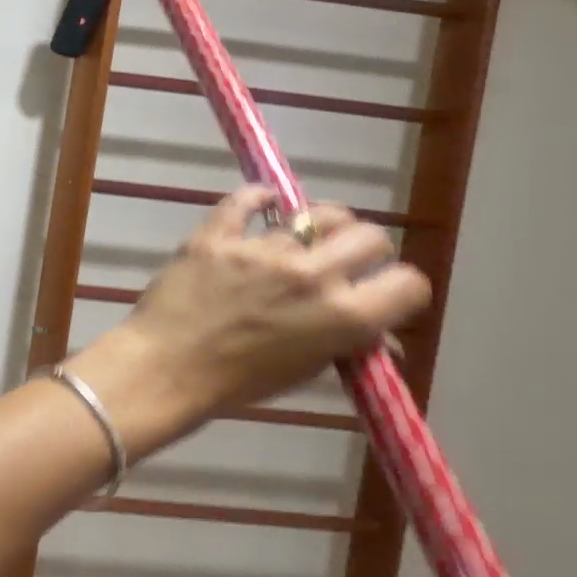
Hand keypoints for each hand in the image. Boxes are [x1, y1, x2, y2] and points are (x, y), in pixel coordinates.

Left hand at [68, 185, 431, 455]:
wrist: (167, 364)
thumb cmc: (239, 379)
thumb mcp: (309, 369)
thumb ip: (346, 342)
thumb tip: (378, 334)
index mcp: (346, 316)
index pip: (409, 282)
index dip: (398, 284)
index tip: (379, 286)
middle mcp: (311, 276)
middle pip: (367, 236)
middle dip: (362, 245)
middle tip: (341, 255)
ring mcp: (260, 252)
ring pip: (308, 217)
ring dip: (312, 224)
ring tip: (302, 232)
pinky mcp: (214, 238)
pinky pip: (242, 201)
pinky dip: (256, 197)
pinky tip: (263, 200)